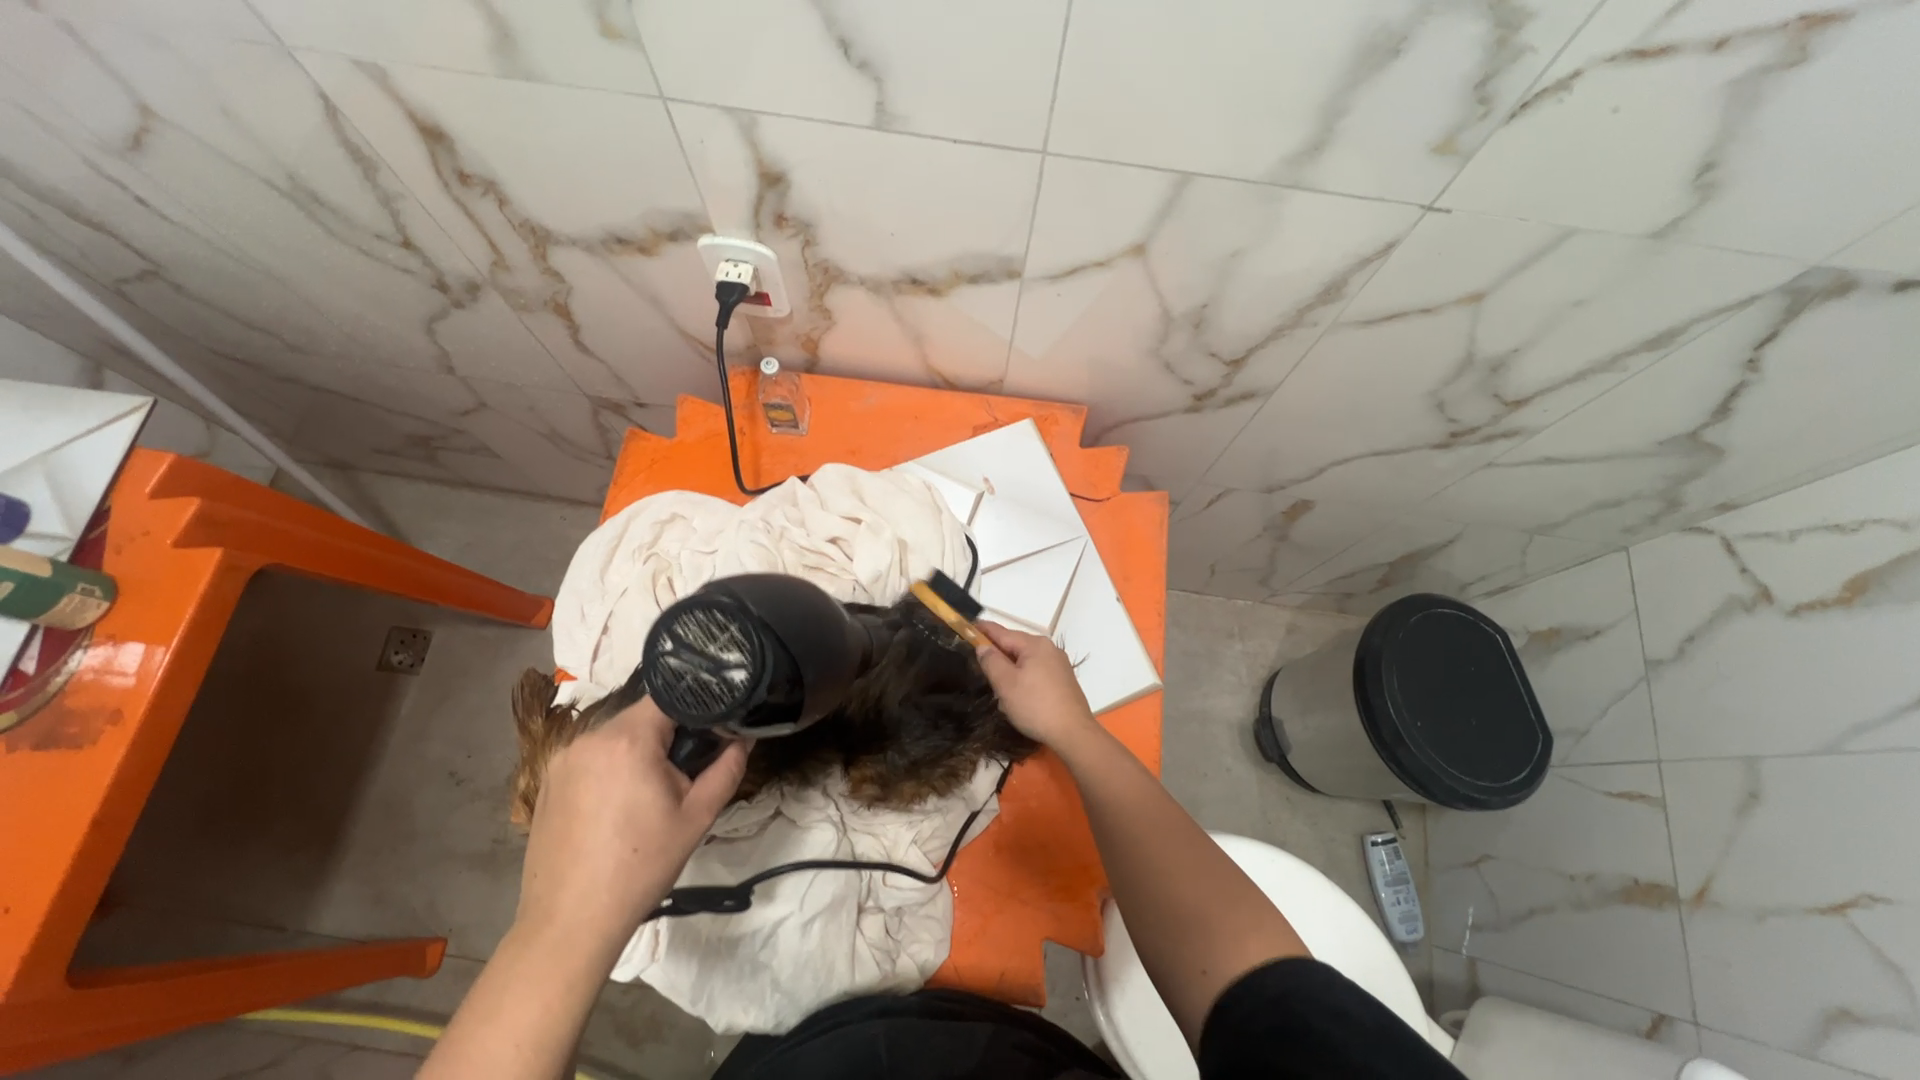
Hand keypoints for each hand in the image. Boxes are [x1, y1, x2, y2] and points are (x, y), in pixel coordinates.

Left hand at [515, 696, 747, 956]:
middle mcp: (588, 738)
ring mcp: (562, 760)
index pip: (670, 696)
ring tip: (652, 795)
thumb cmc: (642, 866)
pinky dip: (612, 770)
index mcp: (627, 739)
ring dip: (639, 753)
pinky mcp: (548, 782)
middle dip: (668, 736)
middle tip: (686, 771)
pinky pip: (592, 759)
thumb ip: (727, 768)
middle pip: (641, 717)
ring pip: (616, 738)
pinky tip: (620, 809)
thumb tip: (745, 737)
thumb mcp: (697, 816)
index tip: (714, 731)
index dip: (697, 708)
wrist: (571, 921)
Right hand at [974, 620, 1099, 748]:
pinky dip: (1023, 676)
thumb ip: (991, 661)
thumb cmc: (1035, 706)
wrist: (1073, 732)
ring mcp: (1059, 664)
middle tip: (979, 664)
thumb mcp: (1006, 684)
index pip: (1002, 632)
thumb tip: (983, 646)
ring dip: (1010, 668)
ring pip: (1026, 659)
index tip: (968, 628)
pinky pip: (1037, 670)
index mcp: (1034, 645)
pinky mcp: (1063, 679)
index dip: (983, 630)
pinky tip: (1019, 693)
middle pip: (1015, 645)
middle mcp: (1049, 648)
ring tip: (997, 684)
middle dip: (997, 653)